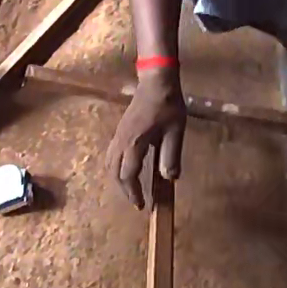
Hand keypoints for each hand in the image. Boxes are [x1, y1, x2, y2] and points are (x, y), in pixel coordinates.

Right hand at [106, 70, 185, 207]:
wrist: (156, 82)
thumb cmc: (168, 105)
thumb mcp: (175, 132)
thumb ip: (171, 155)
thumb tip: (169, 178)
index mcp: (135, 143)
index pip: (129, 175)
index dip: (134, 192)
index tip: (141, 206)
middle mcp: (122, 141)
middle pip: (115, 172)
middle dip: (125, 189)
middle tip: (137, 201)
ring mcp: (118, 135)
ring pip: (110, 163)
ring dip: (119, 179)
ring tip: (132, 189)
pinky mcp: (120, 130)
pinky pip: (112, 154)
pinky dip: (117, 167)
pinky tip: (128, 169)